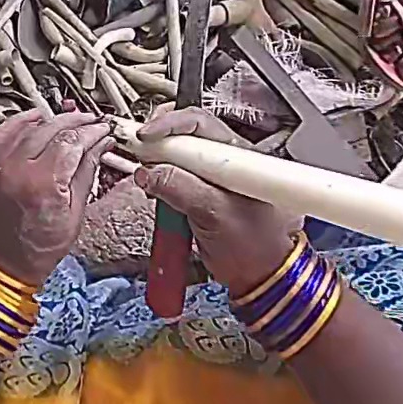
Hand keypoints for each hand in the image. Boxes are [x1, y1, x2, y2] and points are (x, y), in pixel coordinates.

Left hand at [0, 110, 112, 284]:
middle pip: (50, 129)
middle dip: (75, 122)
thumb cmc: (35, 249)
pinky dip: (19, 122)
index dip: (91, 131)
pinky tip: (33, 119)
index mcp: (42, 183)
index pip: (72, 141)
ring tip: (67, 119)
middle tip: (90, 122)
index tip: (101, 130)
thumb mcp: (74, 215)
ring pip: (26, 126)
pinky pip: (1, 132)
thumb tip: (99, 146)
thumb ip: (86, 173)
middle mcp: (15, 168)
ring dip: (49, 119)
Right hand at [129, 108, 299, 293]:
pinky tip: (155, 188)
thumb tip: (146, 172)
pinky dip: (159, 179)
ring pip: (176, 154)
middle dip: (158, 140)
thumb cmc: (256, 250)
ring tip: (147, 173)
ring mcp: (213, 176)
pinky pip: (174, 175)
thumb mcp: (214, 214)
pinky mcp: (201, 191)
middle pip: (185, 134)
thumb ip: (179, 187)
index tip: (145, 136)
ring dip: (157, 160)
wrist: (262, 280)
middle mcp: (226, 160)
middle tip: (139, 149)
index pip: (199, 123)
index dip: (168, 124)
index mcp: (240, 156)